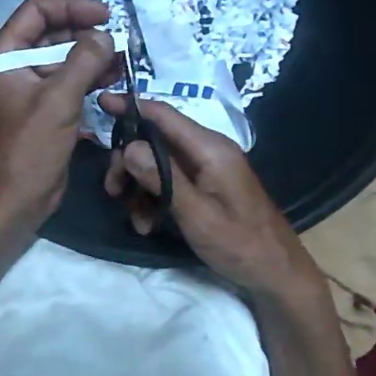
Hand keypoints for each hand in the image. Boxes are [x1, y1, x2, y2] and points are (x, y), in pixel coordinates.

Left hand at [0, 0, 120, 227]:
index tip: (105, 14)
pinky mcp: (47, 108)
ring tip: (124, 59)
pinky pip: (71, 81)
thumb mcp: (58, 100)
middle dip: (87, 33)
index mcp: (4, 55)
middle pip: (53, 32)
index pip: (36, 11)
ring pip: (65, 58)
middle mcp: (15, 65)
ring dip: (93, 55)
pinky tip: (116, 77)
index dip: (71, 6)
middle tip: (120, 40)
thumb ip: (83, 61)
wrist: (16, 199)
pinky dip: (91, 77)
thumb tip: (106, 35)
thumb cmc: (29, 148)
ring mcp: (32, 87)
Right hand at [101, 93, 317, 296]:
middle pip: (154, 140)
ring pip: (156, 163)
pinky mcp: (205, 185)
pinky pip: (168, 181)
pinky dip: (153, 198)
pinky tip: (149, 224)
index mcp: (210, 149)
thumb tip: (129, 146)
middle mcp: (207, 150)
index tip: (99, 101)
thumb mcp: (197, 215)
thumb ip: (162, 178)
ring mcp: (206, 168)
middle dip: (128, 163)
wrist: (275, 274)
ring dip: (139, 187)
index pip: (163, 114)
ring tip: (136, 219)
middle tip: (113, 191)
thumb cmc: (240, 244)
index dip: (131, 106)